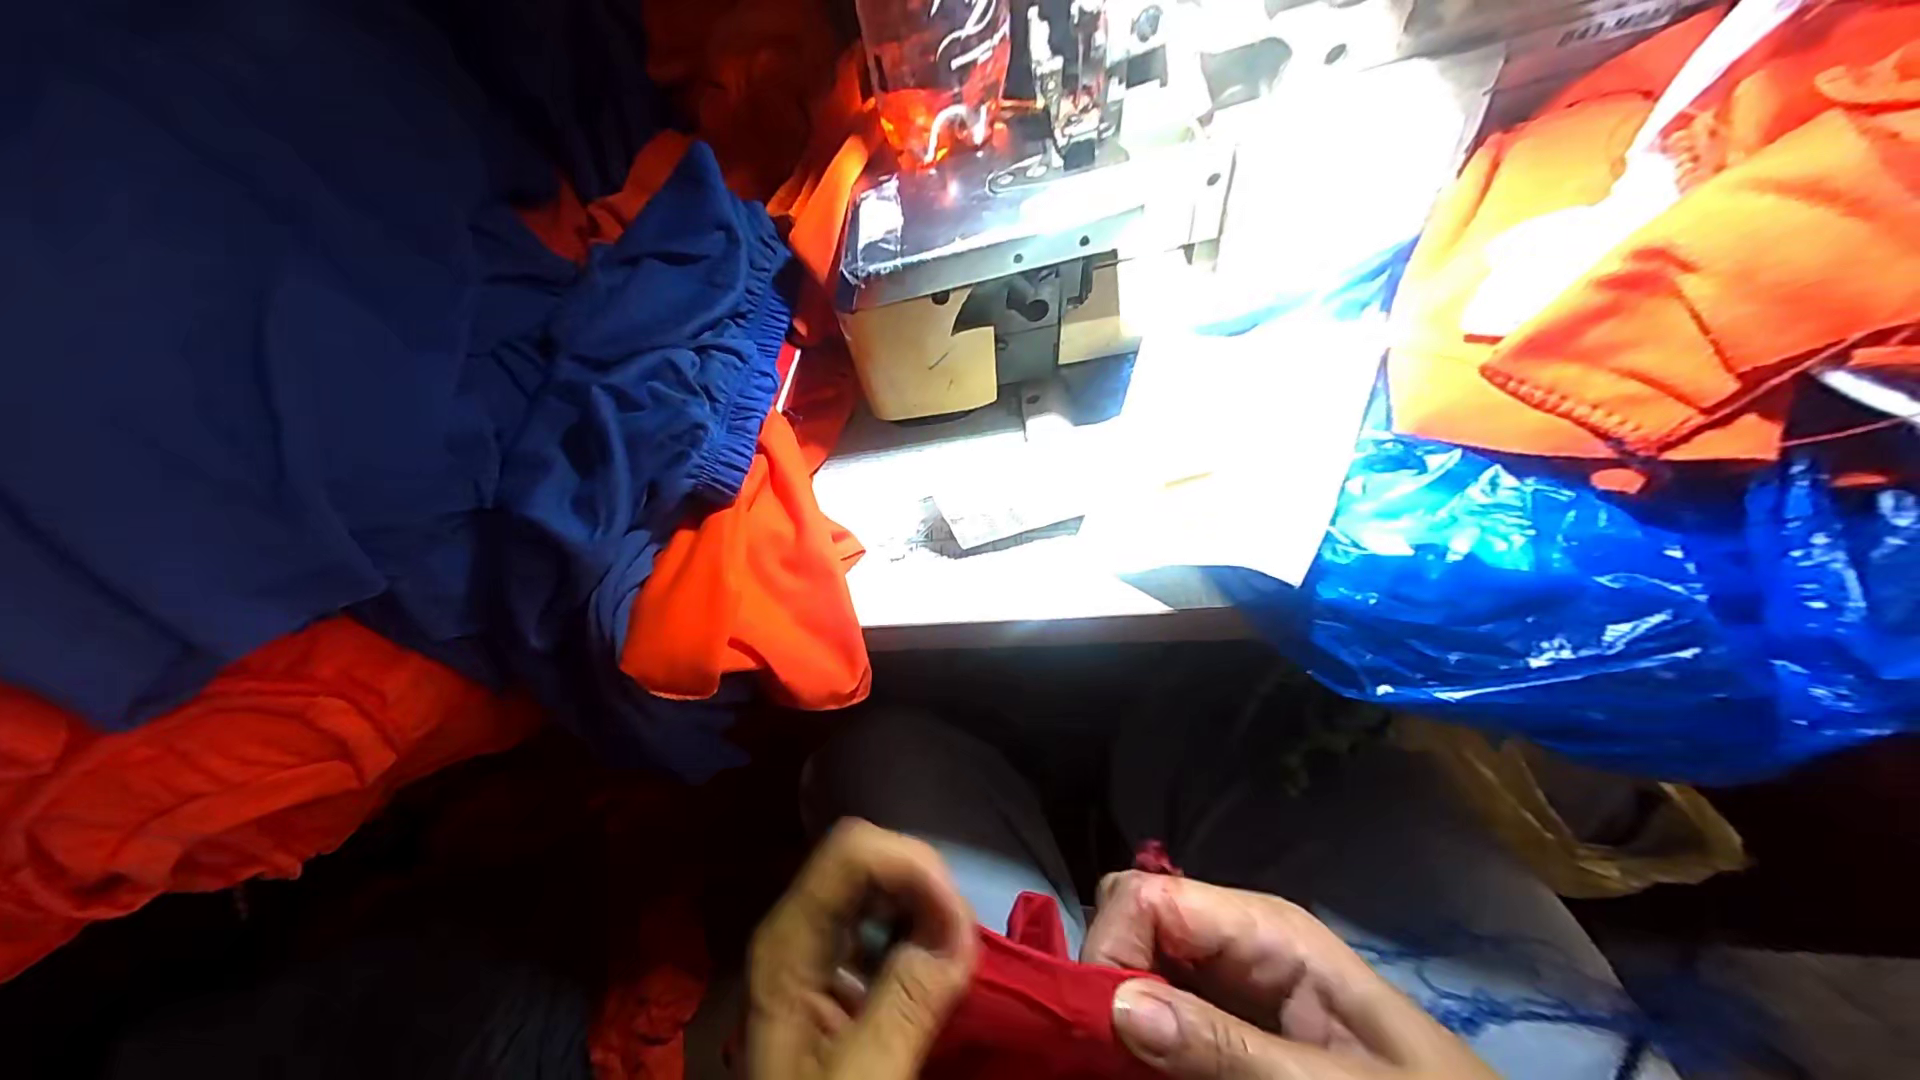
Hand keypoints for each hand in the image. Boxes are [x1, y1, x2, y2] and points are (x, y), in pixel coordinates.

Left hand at [748, 819, 979, 1079]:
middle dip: (925, 883)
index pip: (851, 852)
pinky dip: (920, 921)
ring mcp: (817, 938)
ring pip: (881, 876)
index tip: (957, 922)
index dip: (911, 866)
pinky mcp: (838, 956)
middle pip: (869, 854)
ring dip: (927, 902)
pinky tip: (934, 963)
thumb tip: (957, 931)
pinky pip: (886, 909)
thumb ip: (904, 1006)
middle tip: (963, 942)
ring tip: (954, 954)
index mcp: (787, 942)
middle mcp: (798, 923)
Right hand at [1085, 871, 1496, 1079]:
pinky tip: (1143, 1067)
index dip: (1111, 948)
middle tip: (1108, 1051)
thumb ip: (1227, 1047)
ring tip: (1118, 1065)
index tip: (1101, 1027)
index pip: (1147, 896)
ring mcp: (1229, 976)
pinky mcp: (1228, 1015)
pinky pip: (1161, 1001)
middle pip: (1134, 917)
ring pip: (1139, 959)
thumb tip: (1117, 1005)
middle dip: (1109, 973)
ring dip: (1119, 1008)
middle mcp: (1233, 936)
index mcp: (1261, 926)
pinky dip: (1140, 1034)